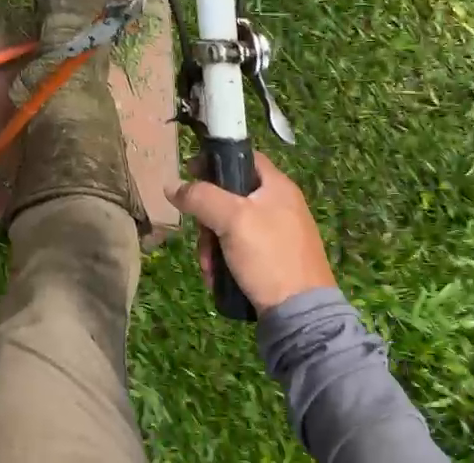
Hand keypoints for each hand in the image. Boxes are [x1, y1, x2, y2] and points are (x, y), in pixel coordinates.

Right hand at [168, 151, 335, 312]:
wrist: (301, 316)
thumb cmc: (268, 256)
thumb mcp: (231, 219)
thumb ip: (199, 196)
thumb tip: (172, 187)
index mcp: (278, 187)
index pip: (243, 156)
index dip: (215, 159)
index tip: (190, 173)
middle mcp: (280, 206)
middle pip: (230, 194)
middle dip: (207, 214)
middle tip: (200, 231)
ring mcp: (277, 234)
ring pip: (229, 224)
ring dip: (211, 241)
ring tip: (209, 263)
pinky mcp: (273, 260)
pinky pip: (239, 247)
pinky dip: (224, 257)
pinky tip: (218, 275)